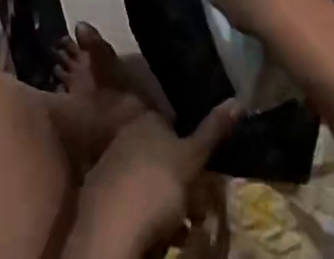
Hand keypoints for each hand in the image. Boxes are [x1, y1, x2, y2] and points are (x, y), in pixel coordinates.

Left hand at [74, 102, 240, 251]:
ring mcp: (106, 167)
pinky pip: (129, 201)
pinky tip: (157, 234)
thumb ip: (213, 130)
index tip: (202, 167)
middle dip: (179, 178)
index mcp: (146, 121)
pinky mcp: (95, 199)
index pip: (171, 124)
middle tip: (197, 204)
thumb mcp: (193, 158)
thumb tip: (237, 100)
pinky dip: (145, 215)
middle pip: (159, 155)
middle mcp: (123, 137)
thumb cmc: (157, 185)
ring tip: (182, 226)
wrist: (110, 232)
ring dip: (166, 201)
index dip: (188, 145)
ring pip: (146, 181)